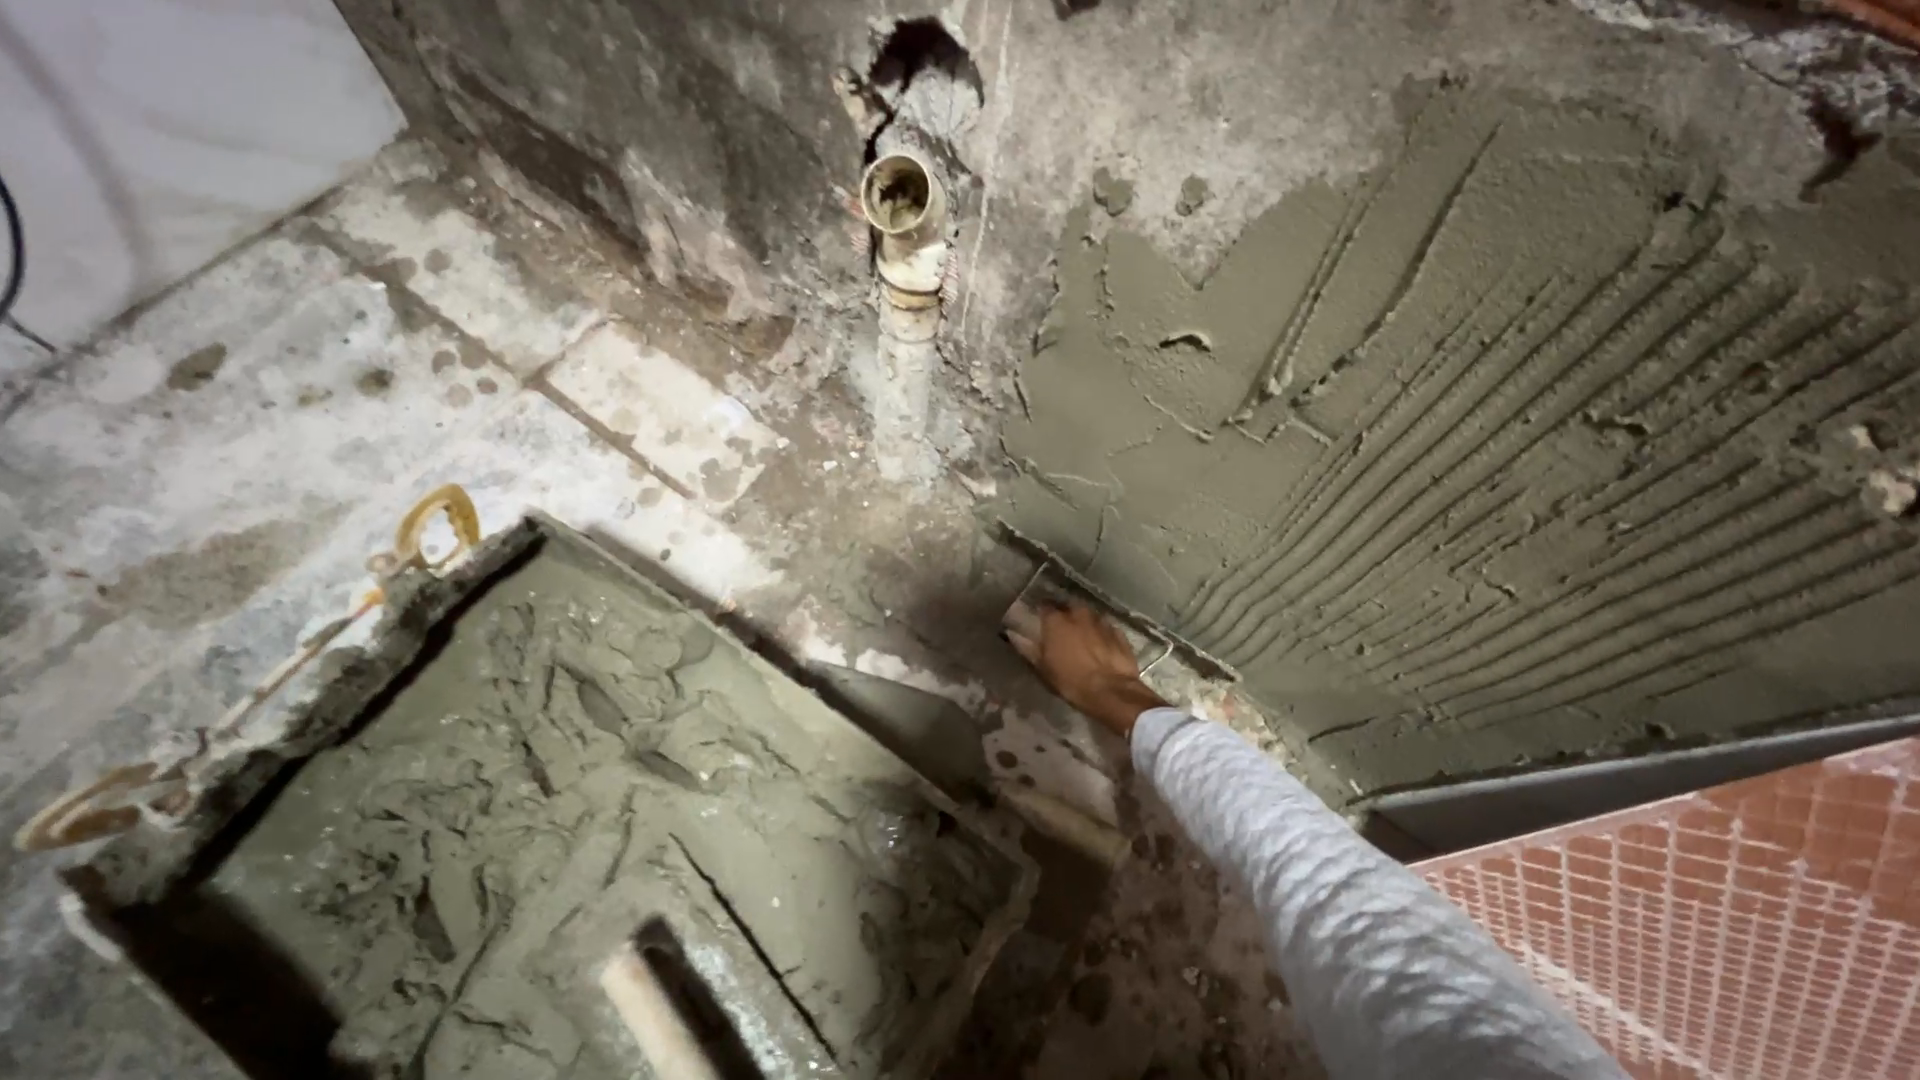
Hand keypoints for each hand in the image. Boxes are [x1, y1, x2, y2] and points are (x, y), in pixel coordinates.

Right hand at [1004, 601, 1166, 738]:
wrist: (1112, 691)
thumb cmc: (1071, 681)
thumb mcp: (1043, 669)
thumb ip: (1027, 648)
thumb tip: (1013, 635)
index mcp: (1056, 621)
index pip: (1044, 606)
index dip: (1042, 613)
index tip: (1040, 620)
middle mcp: (1078, 614)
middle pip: (1068, 607)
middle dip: (1064, 615)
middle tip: (1061, 630)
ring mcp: (1101, 621)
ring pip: (1088, 615)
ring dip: (1083, 623)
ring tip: (1082, 637)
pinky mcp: (1118, 631)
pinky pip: (1104, 627)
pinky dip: (1100, 632)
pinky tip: (1100, 645)